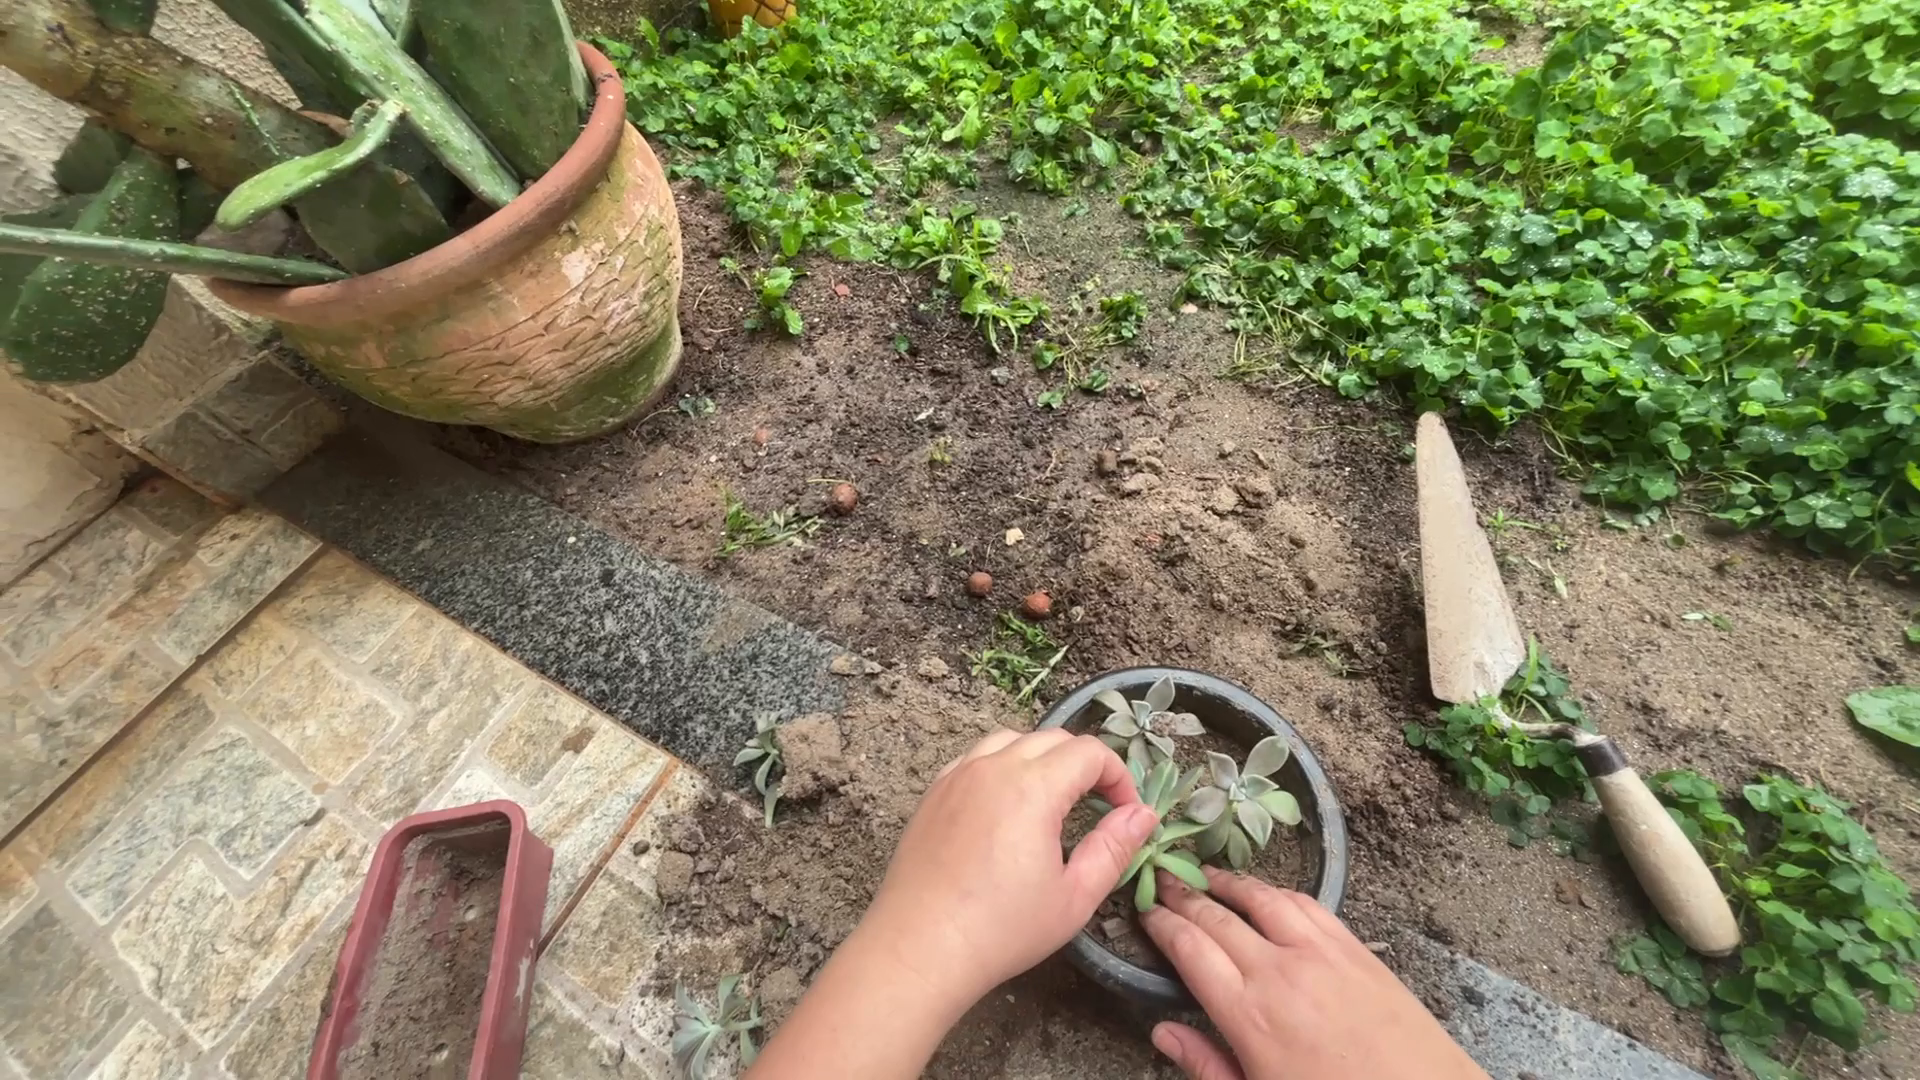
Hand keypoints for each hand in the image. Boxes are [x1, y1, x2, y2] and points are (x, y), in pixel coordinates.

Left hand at [861, 729, 1159, 1005]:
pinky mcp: (935, 789)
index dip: (1118, 776)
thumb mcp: (1073, 897)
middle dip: (1085, 764)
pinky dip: (1001, 765)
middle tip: (1097, 805)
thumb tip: (1142, 815)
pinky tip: (1004, 802)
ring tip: (1052, 798)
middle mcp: (994, 766)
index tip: (1125, 811)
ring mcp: (959, 773)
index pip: (1089, 752)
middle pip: (1053, 738)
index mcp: (1032, 787)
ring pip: (1011, 739)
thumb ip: (1114, 849)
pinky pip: (976, 757)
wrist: (920, 946)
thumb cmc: (1001, 929)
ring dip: (1041, 757)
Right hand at [1143, 868, 1489, 1079]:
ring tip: (1204, 874)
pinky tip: (1263, 892)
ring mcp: (1320, 954)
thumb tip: (1160, 1032)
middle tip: (1161, 878)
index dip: (1161, 923)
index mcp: (1250, 1016)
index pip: (1188, 947)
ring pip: (1259, 897)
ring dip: (1225, 882)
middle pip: (1215, 914)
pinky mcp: (1356, 950)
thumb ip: (1208, 1067)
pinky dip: (1274, 891)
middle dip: (1182, 893)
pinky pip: (1305, 904)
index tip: (1144, 910)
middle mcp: (1278, 972)